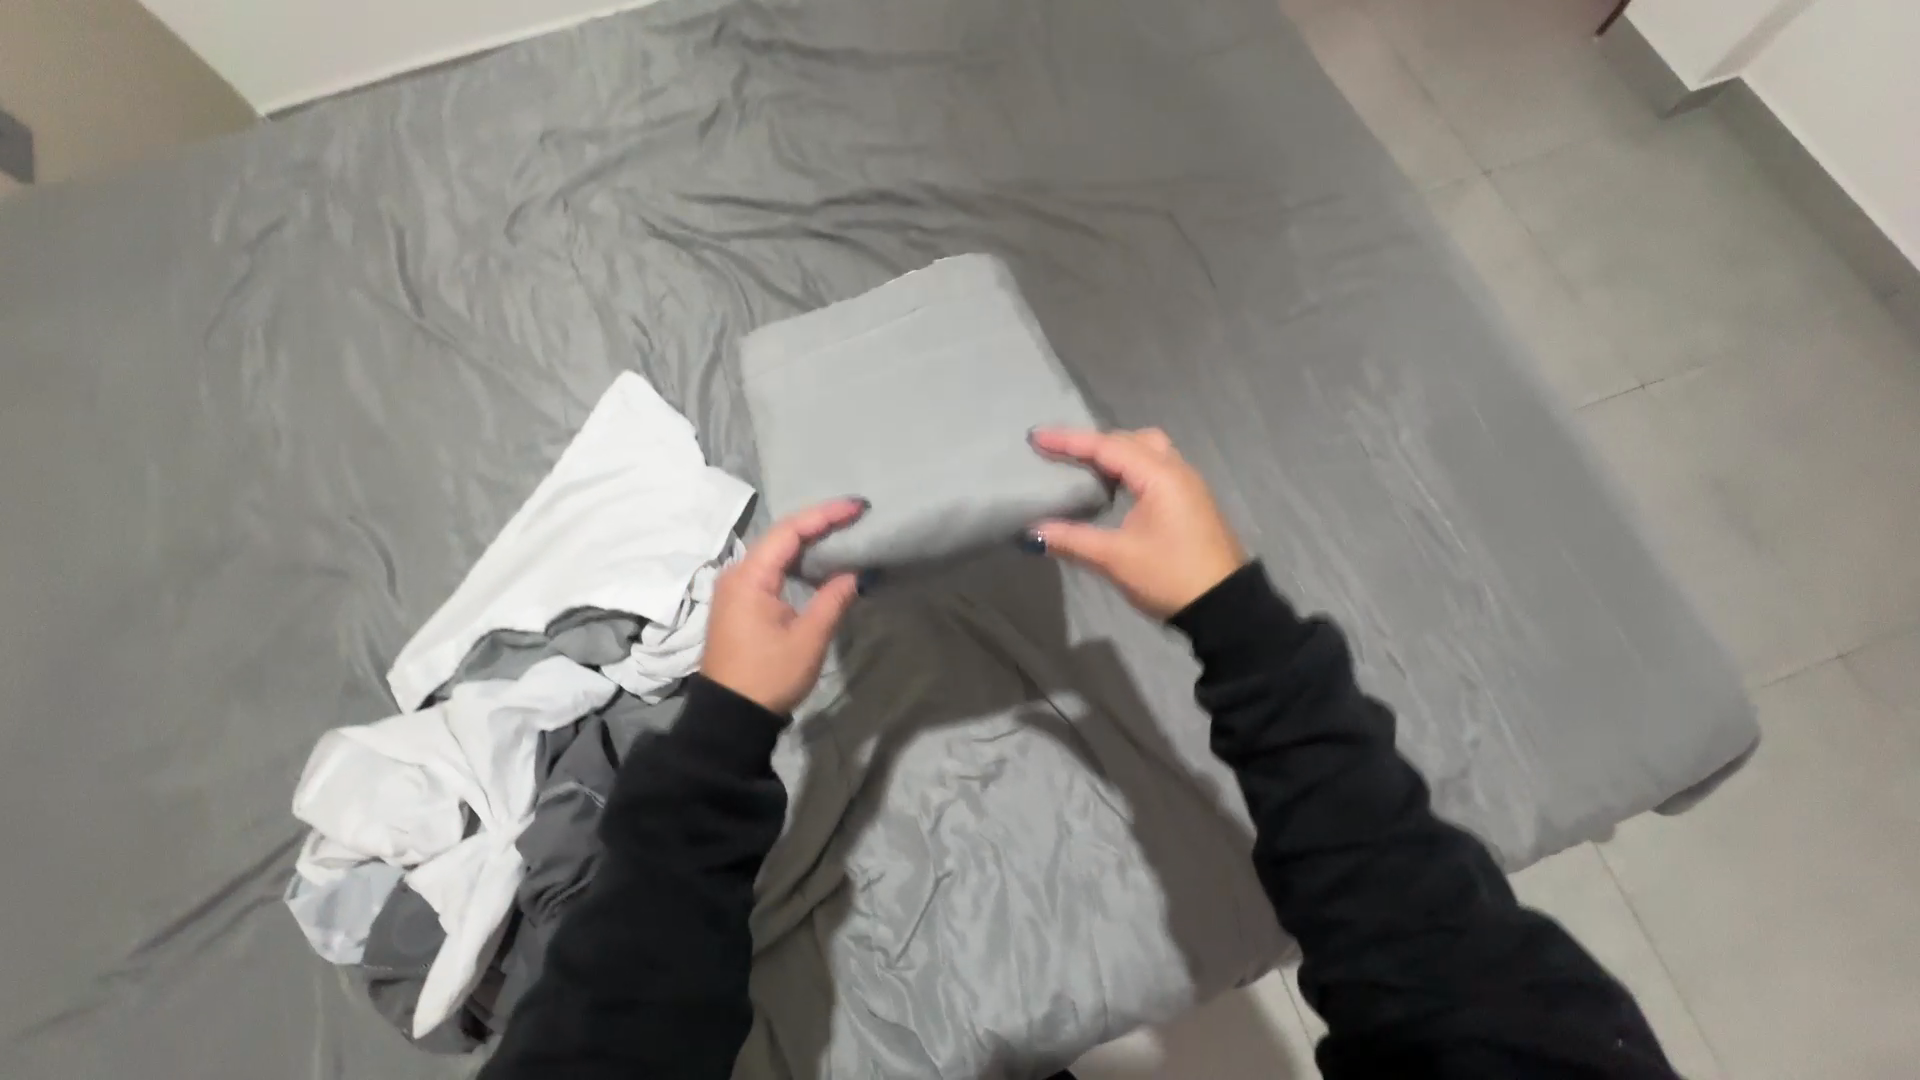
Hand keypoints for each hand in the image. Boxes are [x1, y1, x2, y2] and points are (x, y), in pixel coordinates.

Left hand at [702, 498, 867, 712]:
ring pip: (776, 551)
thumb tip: (856, 574)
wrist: (729, 716)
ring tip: (844, 531)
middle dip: (819, 522)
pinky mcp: (740, 602)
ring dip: (808, 539)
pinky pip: (771, 568)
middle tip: (856, 515)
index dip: (826, 515)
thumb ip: (833, 600)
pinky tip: (819, 560)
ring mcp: (736, 588)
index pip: (791, 531)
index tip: (857, 507)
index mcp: (750, 577)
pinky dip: (797, 559)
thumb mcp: (808, 639)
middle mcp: (738, 573)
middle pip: (782, 535)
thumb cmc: (769, 676)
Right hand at [1026, 428, 1247, 618]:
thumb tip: (1030, 533)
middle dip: (1092, 441)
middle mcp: (1176, 470)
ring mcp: (1187, 485)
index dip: (1068, 441)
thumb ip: (1071, 540)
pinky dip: (1130, 466)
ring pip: (1147, 450)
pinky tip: (1114, 485)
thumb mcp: (1115, 559)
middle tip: (1058, 450)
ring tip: (1084, 464)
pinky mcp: (1190, 501)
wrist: (1224, 606)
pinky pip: (1156, 467)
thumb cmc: (1169, 576)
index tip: (1036, 437)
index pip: (1107, 446)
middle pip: (1130, 439)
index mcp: (1159, 476)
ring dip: (1115, 451)